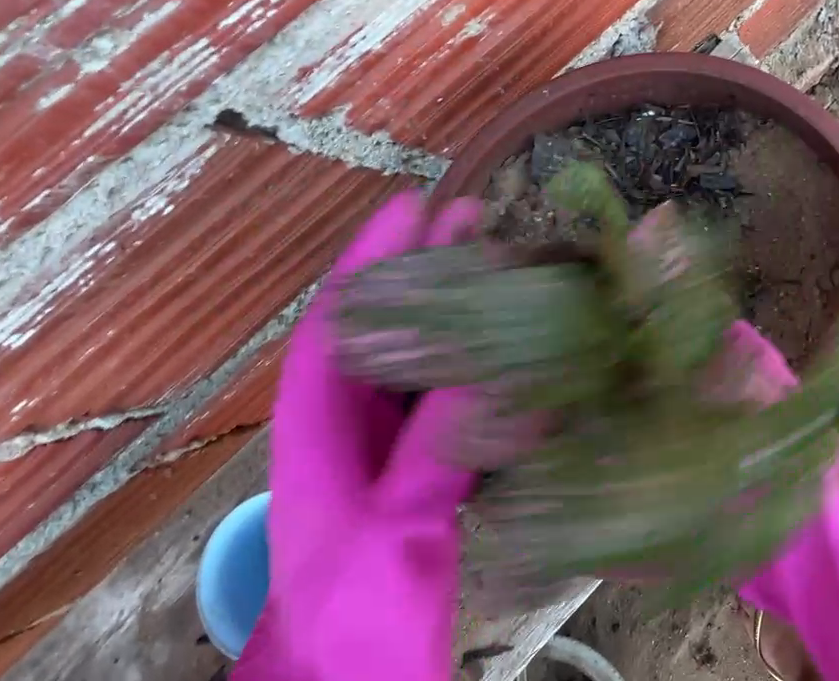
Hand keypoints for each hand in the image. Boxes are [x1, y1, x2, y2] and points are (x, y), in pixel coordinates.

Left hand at [233, 192, 483, 680]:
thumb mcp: (395, 542)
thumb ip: (432, 461)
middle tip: (473, 216)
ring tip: (503, 263)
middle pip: (381, 336)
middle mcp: (347, 441)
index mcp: (316, 448)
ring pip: (418, 366)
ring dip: (458, 312)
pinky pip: (452, 406)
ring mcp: (385, 461)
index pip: (335, 333)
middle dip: (422, 273)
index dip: (372, 264)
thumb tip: (490, 377)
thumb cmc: (357, 633)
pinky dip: (484, 366)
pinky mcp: (424, 482)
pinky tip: (522, 351)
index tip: (412, 205)